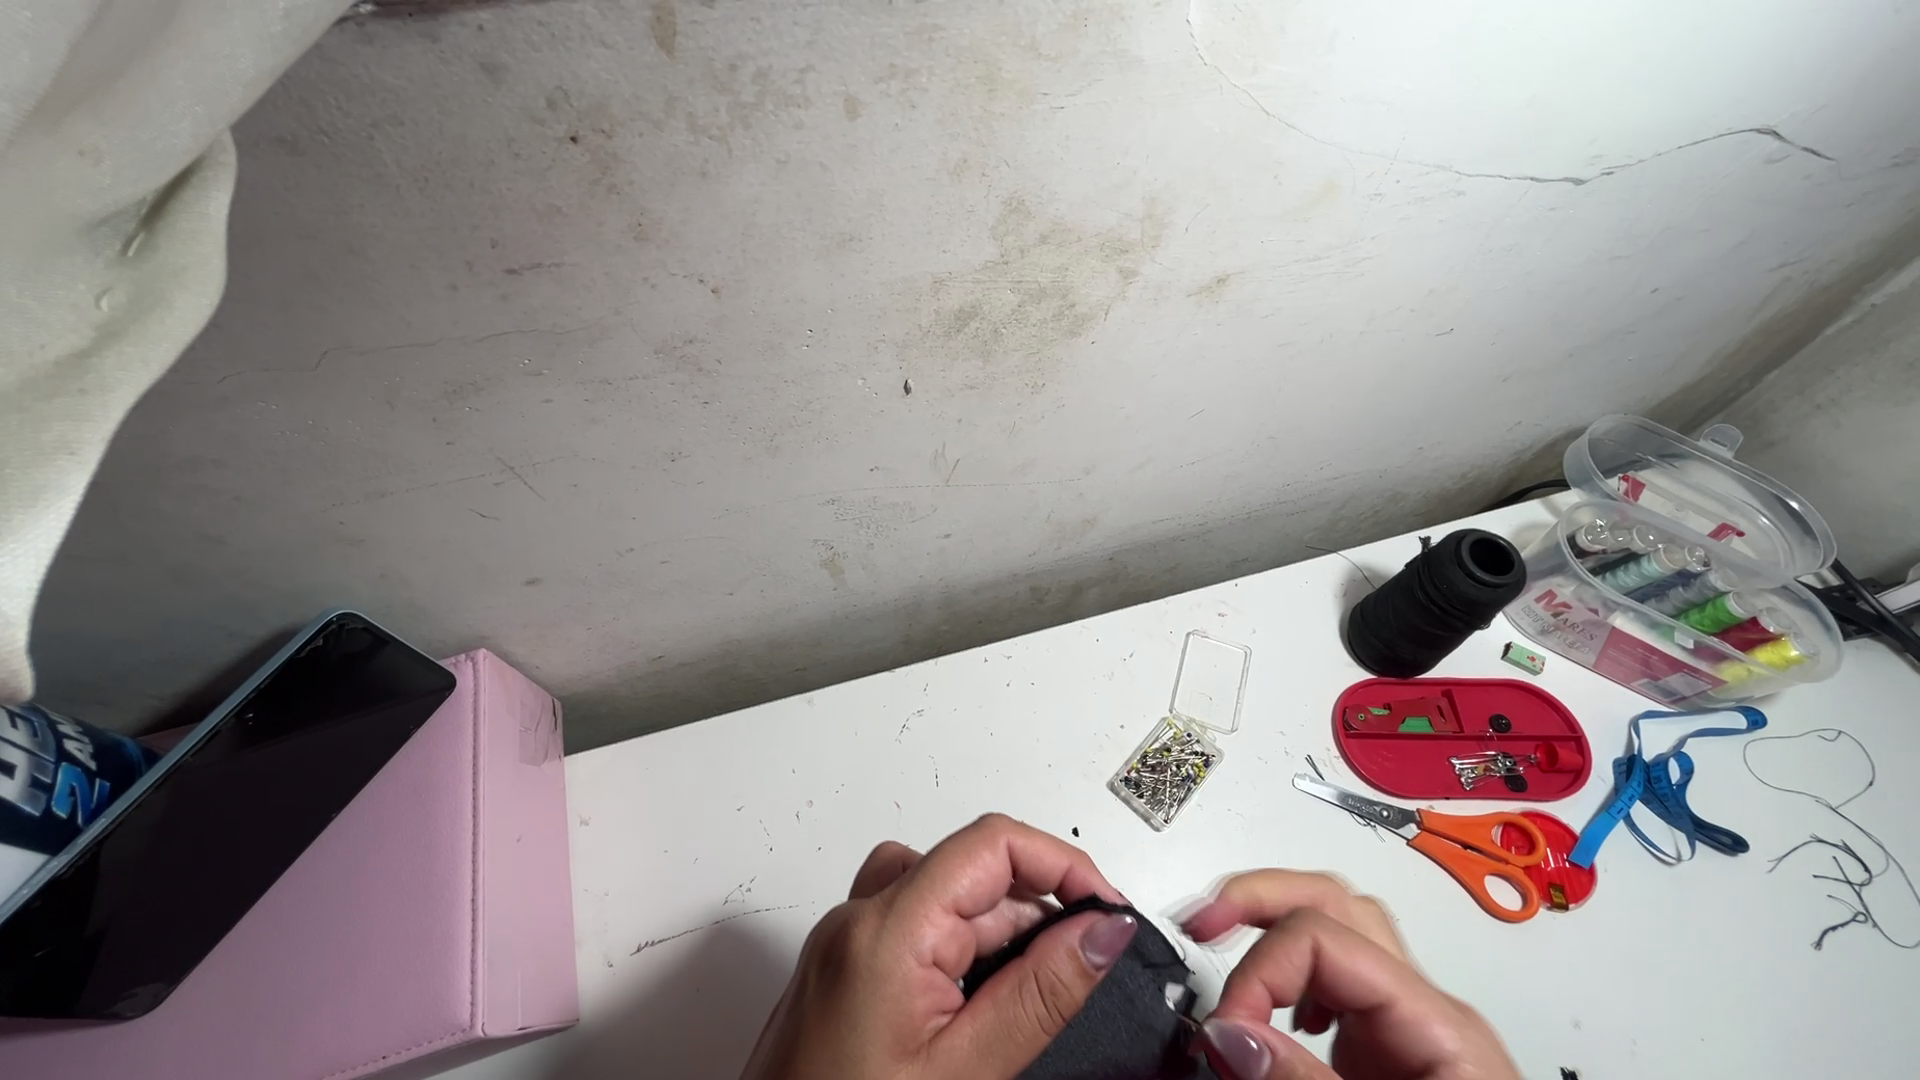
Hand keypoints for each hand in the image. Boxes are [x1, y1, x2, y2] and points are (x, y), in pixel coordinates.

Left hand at [738, 814, 1139, 1079]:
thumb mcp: (965, 1071)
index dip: (1061, 863)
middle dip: (1038, 906)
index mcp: (884, 930)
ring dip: (1004, 927)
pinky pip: (920, 919)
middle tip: (1081, 963)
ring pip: (948, 891)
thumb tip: (1101, 932)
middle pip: (972, 868)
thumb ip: (1040, 994)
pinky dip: (966, 943)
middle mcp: (857, 918)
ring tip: (1030, 994)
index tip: (1106, 905)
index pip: (991, 844)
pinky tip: (982, 998)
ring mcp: (847, 939)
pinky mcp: (847, 961)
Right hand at [1183, 870, 1519, 1079]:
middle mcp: (1428, 1013)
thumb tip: (1229, 1031)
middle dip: (1257, 900)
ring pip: (1338, 925)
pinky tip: (1276, 1012)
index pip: (1322, 938)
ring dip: (1272, 921)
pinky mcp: (1394, 1055)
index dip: (1260, 971)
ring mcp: (1412, 1030)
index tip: (1223, 1033)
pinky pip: (1338, 976)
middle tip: (1200, 923)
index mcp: (1441, 1030)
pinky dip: (1292, 972)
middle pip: (1336, 901)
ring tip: (1218, 938)